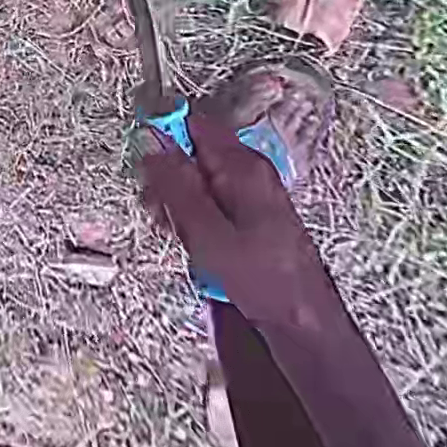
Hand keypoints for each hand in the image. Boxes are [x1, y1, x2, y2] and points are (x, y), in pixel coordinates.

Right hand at [137, 84, 338, 330]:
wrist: (303, 324)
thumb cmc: (262, 279)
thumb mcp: (205, 228)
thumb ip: (174, 180)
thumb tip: (150, 139)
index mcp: (241, 166)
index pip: (192, 122)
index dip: (161, 134)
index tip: (143, 156)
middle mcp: (250, 170)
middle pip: (191, 150)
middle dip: (165, 173)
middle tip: (157, 203)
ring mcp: (252, 190)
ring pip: (197, 175)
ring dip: (175, 196)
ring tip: (173, 226)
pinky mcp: (250, 211)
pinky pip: (210, 196)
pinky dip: (193, 211)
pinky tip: (190, 236)